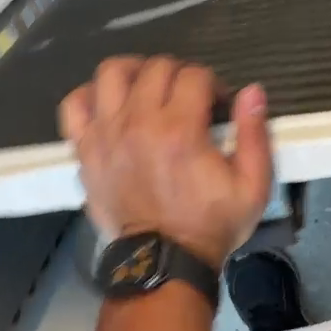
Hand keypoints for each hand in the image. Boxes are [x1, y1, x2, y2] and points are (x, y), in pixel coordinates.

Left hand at [59, 56, 274, 266]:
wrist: (165, 262)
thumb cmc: (211, 226)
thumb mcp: (252, 188)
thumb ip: (255, 136)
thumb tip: (252, 91)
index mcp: (181, 130)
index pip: (195, 76)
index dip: (213, 84)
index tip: (219, 104)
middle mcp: (139, 122)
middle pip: (156, 68)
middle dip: (180, 75)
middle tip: (190, 99)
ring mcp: (106, 134)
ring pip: (112, 73)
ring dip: (135, 71)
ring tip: (148, 88)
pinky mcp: (86, 150)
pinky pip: (75, 104)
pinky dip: (90, 95)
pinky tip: (109, 105)